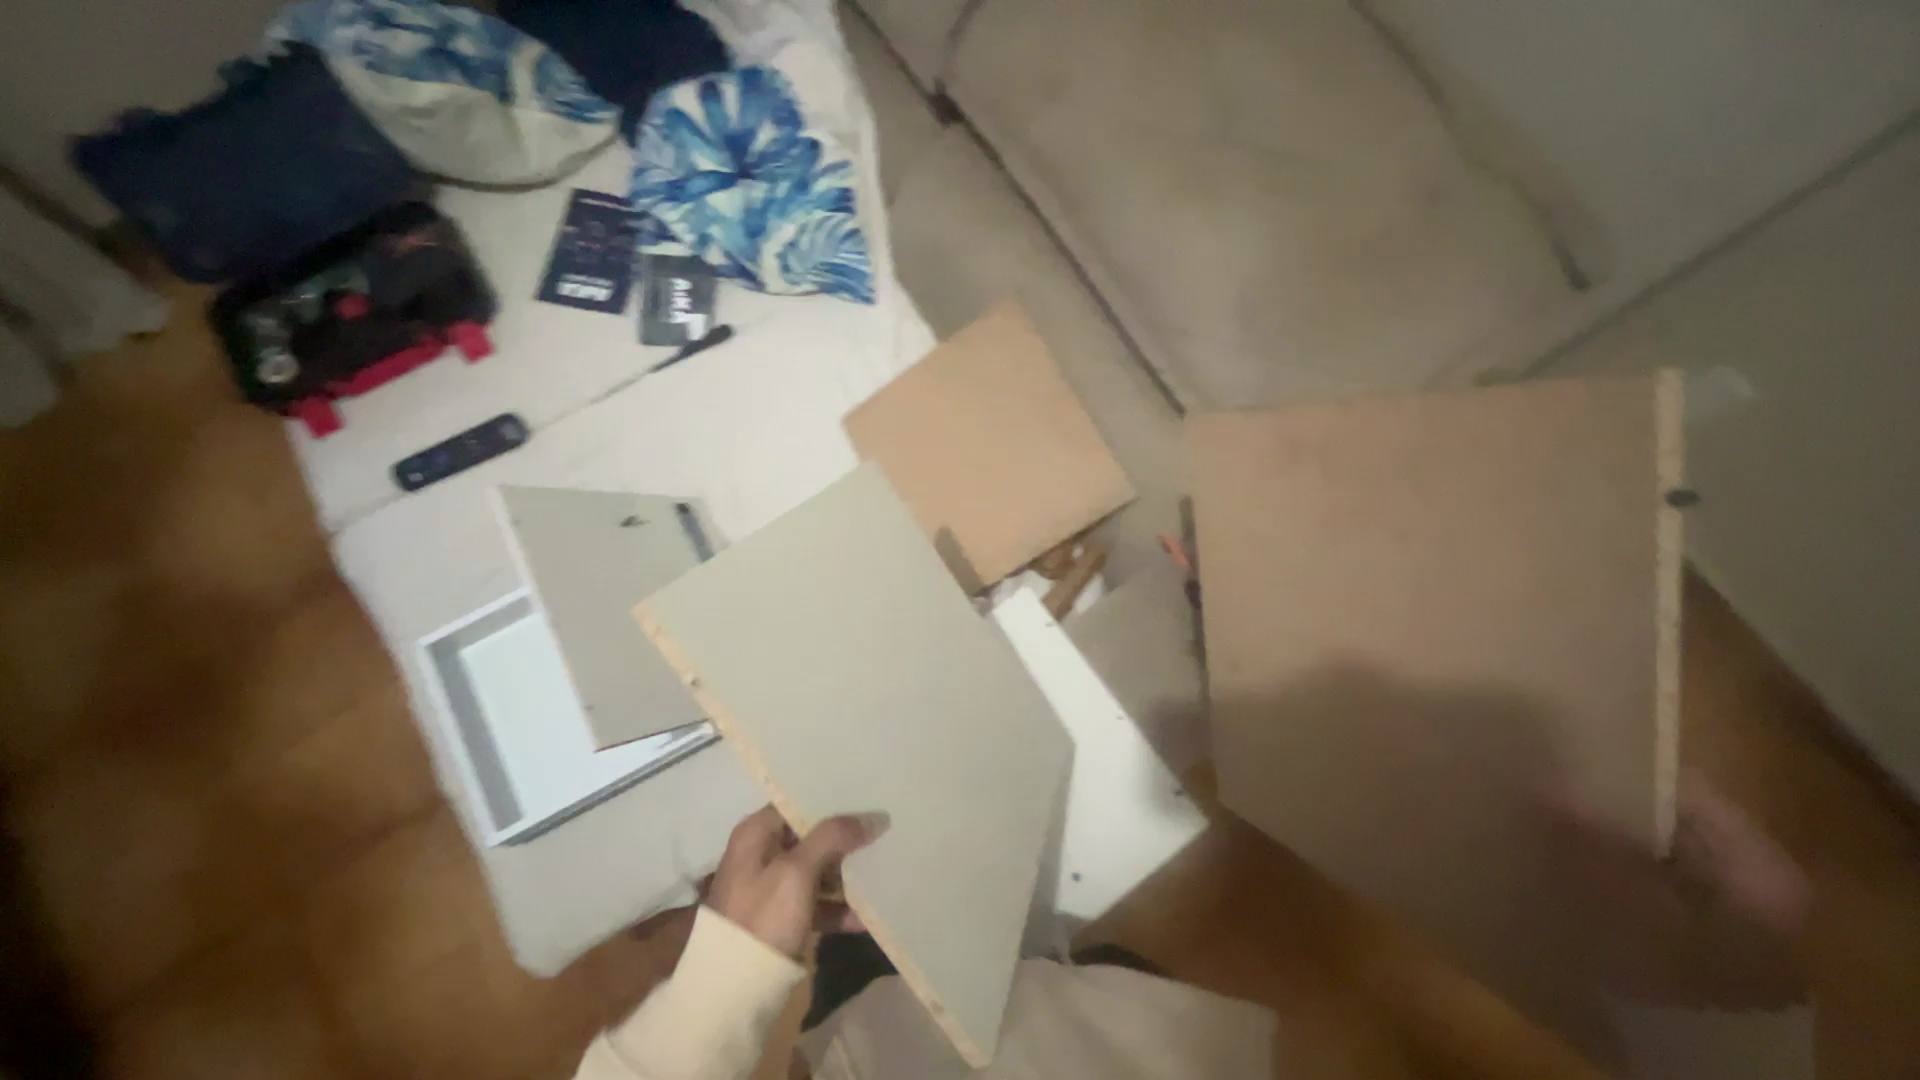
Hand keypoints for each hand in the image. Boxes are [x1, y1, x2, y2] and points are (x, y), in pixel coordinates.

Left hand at [707, 805, 889, 957]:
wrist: (734, 988)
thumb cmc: (762, 916)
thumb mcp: (797, 871)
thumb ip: (834, 837)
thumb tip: (874, 816)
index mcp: (756, 834)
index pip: (798, 803)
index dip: (831, 801)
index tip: (867, 797)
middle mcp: (761, 854)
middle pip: (811, 837)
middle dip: (846, 839)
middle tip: (883, 833)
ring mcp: (771, 889)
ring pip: (818, 871)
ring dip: (846, 876)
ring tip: (882, 872)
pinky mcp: (782, 919)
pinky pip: (817, 904)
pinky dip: (838, 909)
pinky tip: (867, 918)